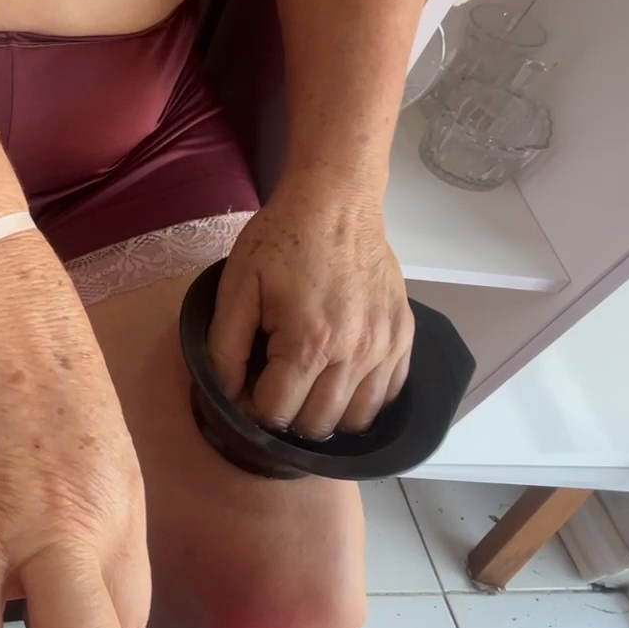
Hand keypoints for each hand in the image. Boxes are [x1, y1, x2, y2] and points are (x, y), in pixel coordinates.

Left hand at [207, 172, 413, 440]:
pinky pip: (386, 395)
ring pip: (355, 420)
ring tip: (303, 387)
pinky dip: (359, 400)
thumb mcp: (236, 289)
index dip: (249, 410)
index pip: (275, 413)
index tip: (242, 388)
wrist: (336, 202)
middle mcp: (354, 354)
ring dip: (323, 415)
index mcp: (308, 343)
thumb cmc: (280, 241)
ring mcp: (385, 348)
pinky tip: (336, 381)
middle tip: (269, 387)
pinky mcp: (404, 337)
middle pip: (316, 425)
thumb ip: (224, 348)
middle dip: (285, 418)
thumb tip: (225, 395)